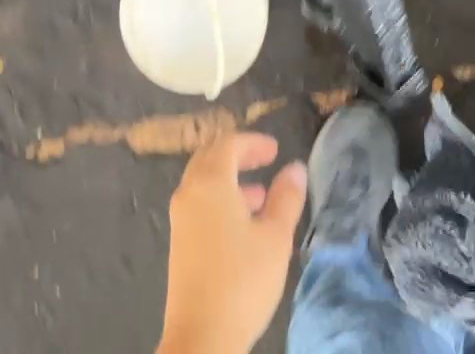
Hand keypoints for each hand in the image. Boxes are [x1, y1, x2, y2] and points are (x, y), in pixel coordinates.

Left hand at [157, 132, 308, 353]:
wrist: (202, 333)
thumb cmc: (243, 279)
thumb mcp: (275, 237)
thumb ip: (286, 197)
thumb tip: (295, 168)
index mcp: (210, 182)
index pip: (228, 144)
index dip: (253, 142)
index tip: (275, 149)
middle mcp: (189, 192)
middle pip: (210, 158)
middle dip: (239, 155)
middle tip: (266, 160)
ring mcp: (180, 216)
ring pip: (204, 182)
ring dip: (231, 179)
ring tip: (261, 195)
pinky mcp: (179, 240)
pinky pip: (199, 203)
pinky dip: (221, 199)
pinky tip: (243, 224)